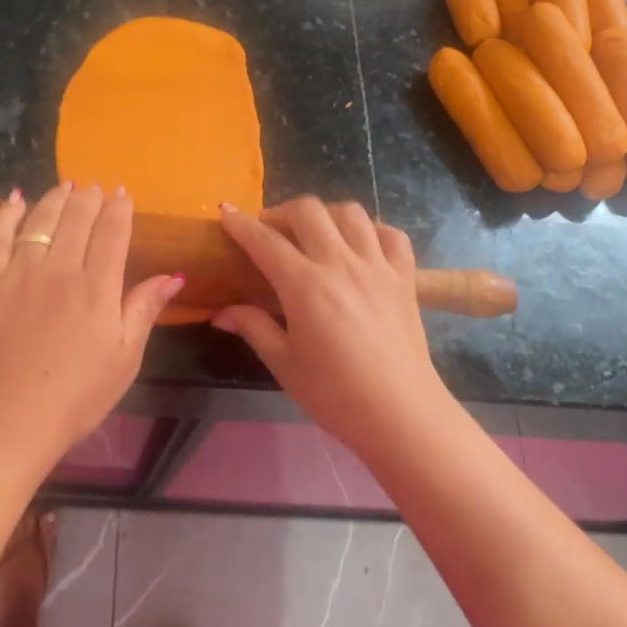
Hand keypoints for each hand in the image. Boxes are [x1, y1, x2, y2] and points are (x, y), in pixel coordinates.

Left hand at [0, 184, 181, 466]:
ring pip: (41, 221)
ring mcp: (20, 275)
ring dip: (57, 198)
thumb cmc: (79, 396)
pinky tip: (16, 198)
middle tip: (97, 187)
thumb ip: (144, 309)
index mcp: (97, 289)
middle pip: (77, 218)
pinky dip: (7, 214)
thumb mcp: (125, 358)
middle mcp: (60, 270)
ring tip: (68, 186)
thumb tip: (173, 274)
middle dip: (90, 196)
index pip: (112, 232)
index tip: (123, 193)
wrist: (12, 420)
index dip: (119, 208)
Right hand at [213, 197, 454, 454]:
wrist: (401, 415)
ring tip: (315, 234)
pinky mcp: (405, 278)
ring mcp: (377, 267)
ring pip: (351, 213)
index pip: (265, 241)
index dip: (241, 224)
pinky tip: (361, 246)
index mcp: (305, 286)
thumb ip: (254, 328)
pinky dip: (373, 230)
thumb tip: (221, 313)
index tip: (226, 213)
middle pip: (308, 211)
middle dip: (282, 212)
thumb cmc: (335, 395)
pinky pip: (391, 235)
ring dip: (326, 215)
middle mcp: (341, 264)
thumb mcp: (285, 365)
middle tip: (270, 232)